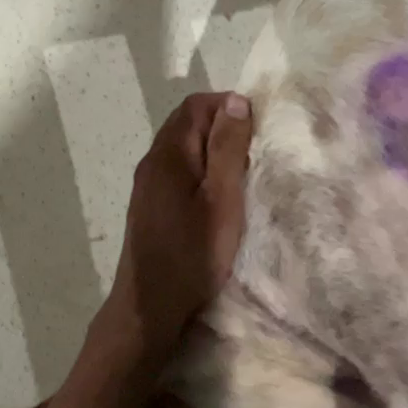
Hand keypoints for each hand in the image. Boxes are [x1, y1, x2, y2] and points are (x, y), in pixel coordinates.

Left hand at [101, 92, 254, 354]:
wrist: (151, 306)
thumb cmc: (194, 254)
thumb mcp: (222, 199)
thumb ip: (228, 149)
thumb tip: (235, 100)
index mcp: (169, 154)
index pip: (196, 105)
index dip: (229, 107)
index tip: (260, 129)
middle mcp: (152, 163)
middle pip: (187, 124)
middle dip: (223, 128)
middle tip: (256, 152)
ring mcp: (148, 187)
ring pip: (184, 151)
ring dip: (214, 153)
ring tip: (244, 175)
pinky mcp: (151, 208)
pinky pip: (179, 173)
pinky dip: (203, 173)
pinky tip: (220, 198)